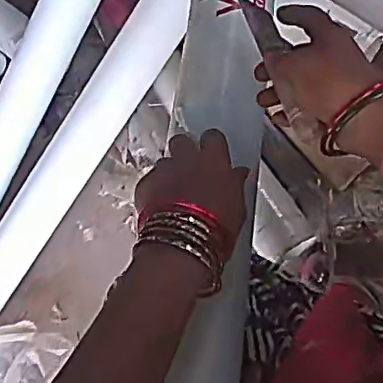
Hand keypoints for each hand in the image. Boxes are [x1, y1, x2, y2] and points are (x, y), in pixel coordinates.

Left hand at [135, 130, 249, 252]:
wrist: (182, 245)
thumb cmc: (214, 230)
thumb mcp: (238, 208)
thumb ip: (235, 185)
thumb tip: (236, 178)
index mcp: (214, 160)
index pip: (213, 137)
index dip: (212, 145)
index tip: (214, 154)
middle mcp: (186, 159)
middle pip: (182, 141)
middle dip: (184, 151)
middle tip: (190, 168)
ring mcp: (163, 171)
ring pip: (164, 162)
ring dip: (169, 173)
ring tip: (176, 194)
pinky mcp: (145, 185)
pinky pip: (149, 181)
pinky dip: (154, 190)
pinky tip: (161, 207)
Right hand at [254, 5, 382, 159]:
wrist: (361, 117)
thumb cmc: (332, 83)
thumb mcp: (292, 66)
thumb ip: (277, 60)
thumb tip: (270, 58)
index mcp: (329, 36)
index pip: (309, 17)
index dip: (292, 15)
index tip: (281, 15)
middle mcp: (338, 56)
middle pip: (302, 55)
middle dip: (278, 65)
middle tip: (263, 71)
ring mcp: (340, 81)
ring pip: (304, 81)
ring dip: (281, 90)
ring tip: (266, 99)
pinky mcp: (341, 105)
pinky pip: (312, 102)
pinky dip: (294, 108)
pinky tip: (281, 115)